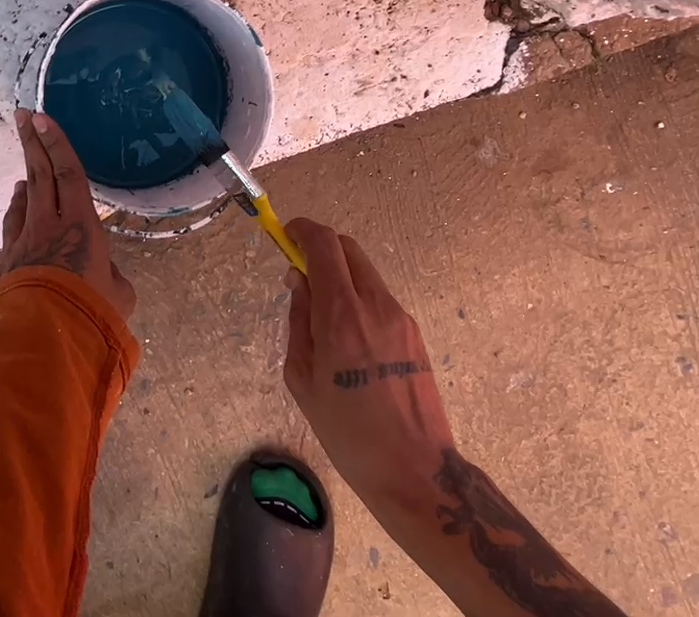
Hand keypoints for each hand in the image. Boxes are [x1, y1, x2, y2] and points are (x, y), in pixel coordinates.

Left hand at [0, 110, 136, 319]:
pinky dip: (16, 211)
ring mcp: (24, 240)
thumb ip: (112, 277)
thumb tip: (105, 277)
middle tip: (22, 115)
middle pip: (39, 173)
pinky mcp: (7, 261)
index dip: (57, 143)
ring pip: (23, 199)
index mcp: (81, 225)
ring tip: (25, 168)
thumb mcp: (119, 296)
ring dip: (26, 178)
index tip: (43, 117)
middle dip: (32, 142)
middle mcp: (49, 224)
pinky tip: (17, 209)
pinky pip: (13, 226)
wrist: (41, 337)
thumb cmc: (88, 312)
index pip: (69, 173)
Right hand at [281, 217, 452, 509]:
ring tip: (321, 314)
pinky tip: (347, 336)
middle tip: (299, 273)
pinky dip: (356, 296)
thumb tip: (298, 281)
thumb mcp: (302, 378)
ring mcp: (400, 317)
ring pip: (365, 271)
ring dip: (339, 273)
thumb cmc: (346, 431)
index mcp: (342, 316)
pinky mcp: (413, 332)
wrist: (414, 470)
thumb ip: (298, 320)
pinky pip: (378, 296)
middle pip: (348, 248)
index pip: (324, 245)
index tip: (284, 235)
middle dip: (320, 248)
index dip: (301, 230)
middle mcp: (375, 305)